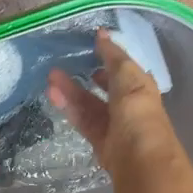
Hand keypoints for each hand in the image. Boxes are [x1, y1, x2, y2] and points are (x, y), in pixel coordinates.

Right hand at [48, 29, 176, 173]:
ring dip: (72, 89)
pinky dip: (69, 107)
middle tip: (66, 61)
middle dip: (87, 74)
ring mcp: (115, 126)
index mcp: (141, 88)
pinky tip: (53, 94)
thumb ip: (112, 56)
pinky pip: (83, 120)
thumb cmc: (138, 111)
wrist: (140, 159)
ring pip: (90, 104)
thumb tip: (101, 33)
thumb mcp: (127, 76)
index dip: (109, 57)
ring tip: (50, 75)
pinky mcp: (100, 142)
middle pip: (105, 87)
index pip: (124, 69)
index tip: (90, 45)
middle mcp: (129, 106)